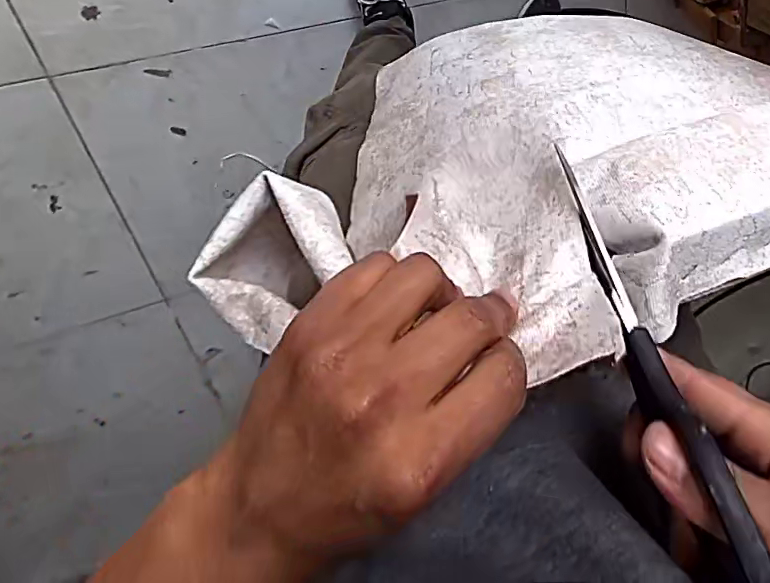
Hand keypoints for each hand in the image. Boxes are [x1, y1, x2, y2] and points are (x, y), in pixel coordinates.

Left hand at [95, 252, 527, 581]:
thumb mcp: (424, 488)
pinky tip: (390, 303)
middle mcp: (382, 395)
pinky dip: (393, 278)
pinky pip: (375, 264)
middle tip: (482, 321)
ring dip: (440, 290)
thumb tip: (497, 343)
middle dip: (489, 317)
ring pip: (424, 273)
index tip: (499, 357)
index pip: (503, 378)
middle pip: (469, 318)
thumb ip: (467, 417)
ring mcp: (341, 347)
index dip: (509, 362)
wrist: (259, 502)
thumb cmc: (348, 505)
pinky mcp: (312, 319)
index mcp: (419, 458)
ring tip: (431, 310)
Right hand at [640, 352, 769, 582]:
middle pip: (685, 425)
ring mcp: (754, 485)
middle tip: (660, 489)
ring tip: (693, 537)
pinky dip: (685, 523)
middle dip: (664, 455)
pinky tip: (699, 547)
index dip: (658, 373)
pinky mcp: (746, 517)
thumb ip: (721, 487)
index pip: (702, 384)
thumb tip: (655, 440)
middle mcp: (765, 450)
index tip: (620, 367)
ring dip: (675, 497)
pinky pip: (694, 502)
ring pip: (683, 467)